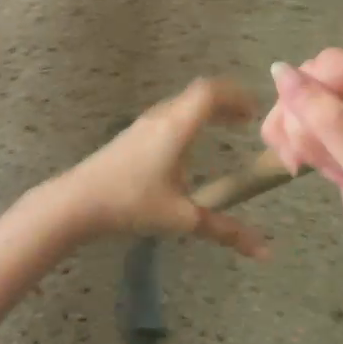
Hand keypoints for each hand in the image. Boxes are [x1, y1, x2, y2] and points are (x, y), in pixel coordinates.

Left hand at [52, 79, 267, 256]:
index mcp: (175, 127)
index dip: (235, 94)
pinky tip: (189, 144)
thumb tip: (265, 251)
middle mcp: (159, 119)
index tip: (257, 110)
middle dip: (225, 101)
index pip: (208, 92)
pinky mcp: (129, 137)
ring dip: (204, 110)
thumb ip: (225, 230)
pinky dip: (187, 119)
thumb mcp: (183, 218)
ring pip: (178, 105)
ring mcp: (140, 126)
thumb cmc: (132, 202)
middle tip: (247, 119)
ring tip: (226, 126)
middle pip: (195, 95)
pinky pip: (166, 116)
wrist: (77, 200)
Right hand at [262, 49, 342, 311]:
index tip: (318, 145)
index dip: (316, 98)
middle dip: (302, 121)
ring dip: (292, 132)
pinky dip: (286, 136)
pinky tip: (300, 162)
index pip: (339, 64)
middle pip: (313, 76)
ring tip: (306, 165)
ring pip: (298, 93)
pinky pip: (294, 108)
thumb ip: (334, 126)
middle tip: (311, 162)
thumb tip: (281, 72)